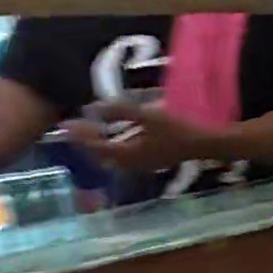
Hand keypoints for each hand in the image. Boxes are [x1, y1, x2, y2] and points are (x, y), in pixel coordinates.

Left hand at [62, 102, 212, 173]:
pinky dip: (114, 149)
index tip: (67, 123)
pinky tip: (118, 139)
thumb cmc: (178, 130)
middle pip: (100, 156)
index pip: (96, 147)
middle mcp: (131, 164)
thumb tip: (93, 108)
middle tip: (77, 127)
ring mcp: (143, 165)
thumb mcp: (148, 116)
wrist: (205, 144)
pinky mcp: (152, 163)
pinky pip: (124, 159)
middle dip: (87, 143)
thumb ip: (120, 112)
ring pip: (112, 159)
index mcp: (128, 154)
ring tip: (94, 132)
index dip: (80, 135)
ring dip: (100, 147)